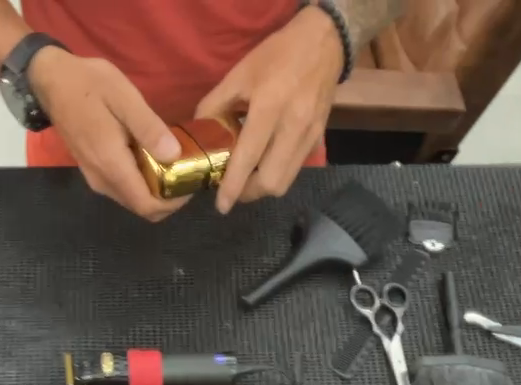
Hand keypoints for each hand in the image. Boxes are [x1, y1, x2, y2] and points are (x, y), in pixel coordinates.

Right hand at [30, 48, 192, 221]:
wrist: (51, 81)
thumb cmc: (88, 84)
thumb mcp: (124, 97)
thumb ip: (148, 128)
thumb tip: (174, 155)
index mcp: (111, 164)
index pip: (146, 205)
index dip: (173, 203)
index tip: (191, 183)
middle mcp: (103, 181)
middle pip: (142, 208)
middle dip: (168, 199)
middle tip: (186, 172)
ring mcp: (96, 179)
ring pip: (133, 201)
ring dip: (156, 191)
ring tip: (173, 164)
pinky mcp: (94, 173)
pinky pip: (124, 189)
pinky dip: (143, 182)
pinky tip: (152, 159)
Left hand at [196, 6, 344, 212]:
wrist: (323, 43)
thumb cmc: (277, 55)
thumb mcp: (239, 73)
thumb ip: (214, 105)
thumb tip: (197, 134)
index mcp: (269, 106)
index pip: (248, 158)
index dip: (233, 187)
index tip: (222, 206)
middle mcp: (292, 125)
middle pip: (270, 182)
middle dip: (248, 193)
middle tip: (234, 187)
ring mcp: (309, 135)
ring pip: (285, 183)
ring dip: (263, 188)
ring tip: (249, 178)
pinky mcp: (318, 139)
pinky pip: (295, 170)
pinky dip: (278, 175)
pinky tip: (267, 164)